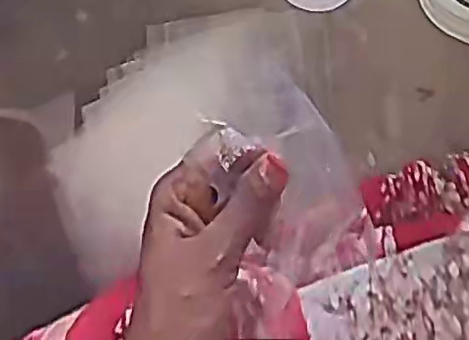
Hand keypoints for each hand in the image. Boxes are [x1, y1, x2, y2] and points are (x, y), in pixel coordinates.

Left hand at [124, 146, 288, 339]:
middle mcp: (196, 206)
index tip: (283, 159)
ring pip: (254, 202)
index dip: (251, 151)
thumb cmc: (177, 318)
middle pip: (239, 175)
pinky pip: (261, 230)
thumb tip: (275, 159)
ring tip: (290, 221)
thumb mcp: (212, 255)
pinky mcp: (234, 257)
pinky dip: (277, 231)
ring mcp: (216, 232)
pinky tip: (291, 235)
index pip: (218, 152)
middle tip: (290, 195)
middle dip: (267, 182)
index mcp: (177, 195)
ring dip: (275, 210)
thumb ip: (246, 205)